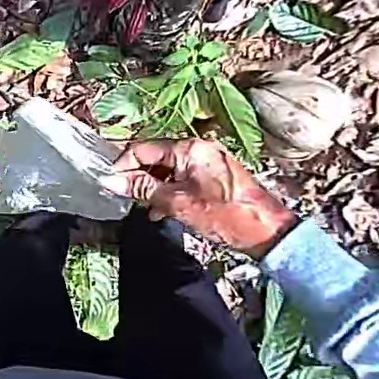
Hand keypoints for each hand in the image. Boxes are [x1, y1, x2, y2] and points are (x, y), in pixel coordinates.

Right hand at [102, 138, 299, 256]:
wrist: (267, 231)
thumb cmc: (225, 215)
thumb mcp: (177, 203)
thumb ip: (143, 189)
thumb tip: (112, 181)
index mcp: (189, 148)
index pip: (144, 148)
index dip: (123, 165)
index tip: (111, 183)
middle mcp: (199, 148)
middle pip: (156, 156)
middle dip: (138, 176)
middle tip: (126, 197)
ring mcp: (208, 160)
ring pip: (168, 168)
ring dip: (153, 185)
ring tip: (144, 207)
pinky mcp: (215, 175)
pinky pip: (183, 176)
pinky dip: (169, 189)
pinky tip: (162, 209)